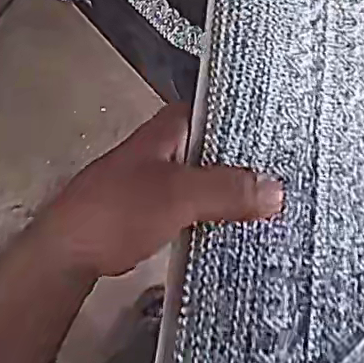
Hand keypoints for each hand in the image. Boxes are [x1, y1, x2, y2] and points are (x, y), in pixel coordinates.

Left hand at [26, 105, 283, 279]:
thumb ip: (226, 189)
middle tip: (294, 173)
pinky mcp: (158, 207)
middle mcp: (167, 146)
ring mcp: (162, 177)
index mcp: (169, 127)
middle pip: (219, 146)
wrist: (69, 253)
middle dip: (250, 160)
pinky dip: (219, 209)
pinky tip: (244, 224)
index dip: (252, 120)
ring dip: (235, 188)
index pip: (220, 109)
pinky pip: (199, 202)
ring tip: (280, 200)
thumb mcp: (178, 195)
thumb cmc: (117, 210)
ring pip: (209, 176)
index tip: (288, 136)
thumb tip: (277, 190)